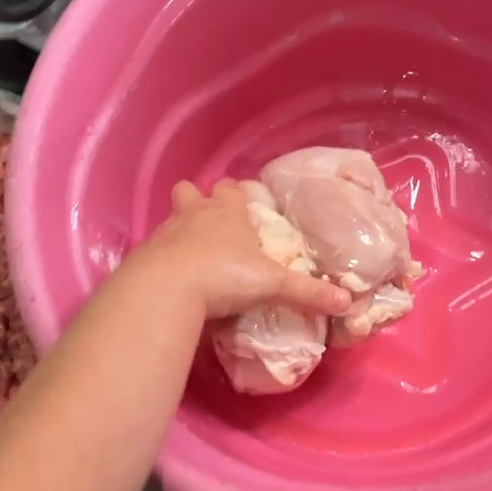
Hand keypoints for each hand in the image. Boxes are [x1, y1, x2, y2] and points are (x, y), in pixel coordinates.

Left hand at [128, 179, 352, 320]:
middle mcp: (194, 214)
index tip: (244, 207)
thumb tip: (346, 301)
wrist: (167, 289)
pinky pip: (155, 251)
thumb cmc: (225, 276)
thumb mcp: (272, 285)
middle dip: (198, 201)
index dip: (237, 195)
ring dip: (179, 231)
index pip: (231, 189)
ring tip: (191, 255)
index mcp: (227, 211)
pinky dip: (163, 261)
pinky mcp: (145, 256)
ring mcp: (166, 232)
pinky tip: (172, 280)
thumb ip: (307, 293)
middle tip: (212, 226)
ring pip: (171, 218)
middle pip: (190, 191)